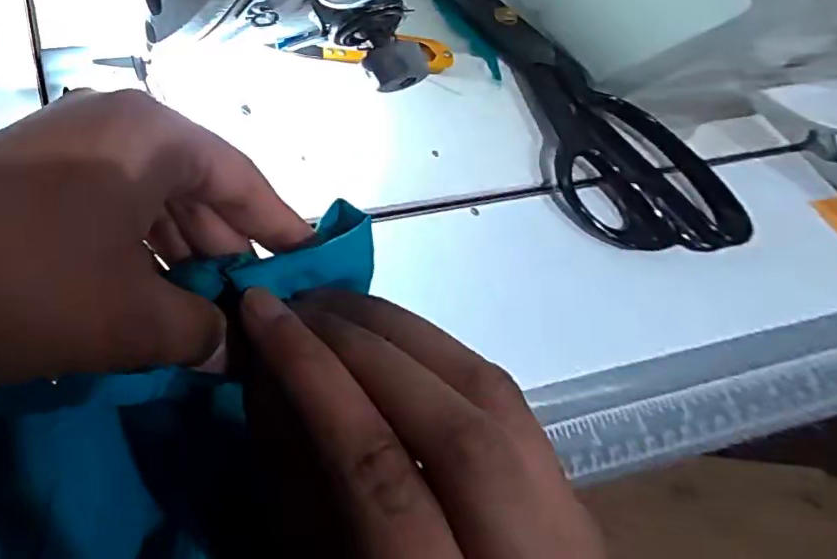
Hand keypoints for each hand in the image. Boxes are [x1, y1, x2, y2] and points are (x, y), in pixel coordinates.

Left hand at [0, 89, 316, 383]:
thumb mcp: (124, 320)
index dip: (280, 226)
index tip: (315, 268)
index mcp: (149, 132)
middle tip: (254, 304)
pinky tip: (138, 285)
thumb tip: (229, 344)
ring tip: (200, 307)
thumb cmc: (21, 282)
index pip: (239, 175)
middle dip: (225, 244)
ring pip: (146, 190)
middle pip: (193, 179)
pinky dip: (131, 240)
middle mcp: (112, 117)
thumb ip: (196, 331)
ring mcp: (65, 136)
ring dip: (176, 247)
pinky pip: (105, 196)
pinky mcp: (31, 164)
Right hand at [236, 288, 603, 558]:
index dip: (312, 375)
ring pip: (496, 395)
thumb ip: (291, 471)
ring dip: (401, 330)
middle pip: (458, 428)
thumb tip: (268, 360)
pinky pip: (505, 400)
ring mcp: (573, 534)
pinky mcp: (576, 499)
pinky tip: (387, 334)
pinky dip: (436, 350)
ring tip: (334, 304)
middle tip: (296, 302)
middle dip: (362, 344)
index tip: (260, 310)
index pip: (380, 471)